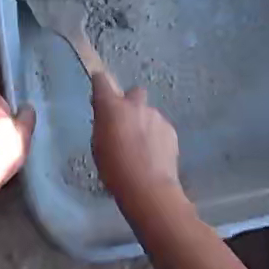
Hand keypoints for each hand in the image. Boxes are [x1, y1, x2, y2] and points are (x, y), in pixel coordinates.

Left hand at [0, 94, 35, 194]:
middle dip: (6, 122)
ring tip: (12, 149)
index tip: (23, 117)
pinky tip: (1, 160)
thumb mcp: (24, 130)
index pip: (3, 98)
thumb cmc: (5, 148)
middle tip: (20, 134)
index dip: (14, 107)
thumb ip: (27, 116)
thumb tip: (26, 107)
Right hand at [91, 82, 180, 203]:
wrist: (148, 188)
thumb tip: (108, 117)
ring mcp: (155, 116)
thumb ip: (103, 125)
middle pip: (134, 92)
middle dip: (130, 103)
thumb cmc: (114, 169)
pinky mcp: (170, 129)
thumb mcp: (98, 146)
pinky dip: (156, 136)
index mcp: (112, 107)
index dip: (100, 82)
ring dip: (144, 123)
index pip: (102, 80)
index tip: (99, 89)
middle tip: (126, 122)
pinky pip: (160, 127)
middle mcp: (135, 105)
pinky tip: (154, 154)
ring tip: (141, 147)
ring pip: (148, 113)